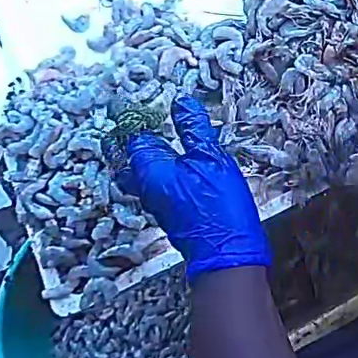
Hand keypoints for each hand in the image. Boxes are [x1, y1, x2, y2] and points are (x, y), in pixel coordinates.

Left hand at [122, 97, 271, 276]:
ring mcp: (159, 201)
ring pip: (143, 172)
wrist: (229, 255)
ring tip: (157, 133)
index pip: (132, 137)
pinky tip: (177, 160)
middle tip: (135, 119)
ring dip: (147, 152)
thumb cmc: (218, 210)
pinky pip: (159, 183)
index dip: (134, 117)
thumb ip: (193, 128)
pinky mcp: (173, 210)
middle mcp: (147, 188)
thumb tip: (182, 102)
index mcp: (149, 171)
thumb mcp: (210, 158)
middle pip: (129, 158)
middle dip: (130, 138)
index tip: (136, 102)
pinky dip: (162, 167)